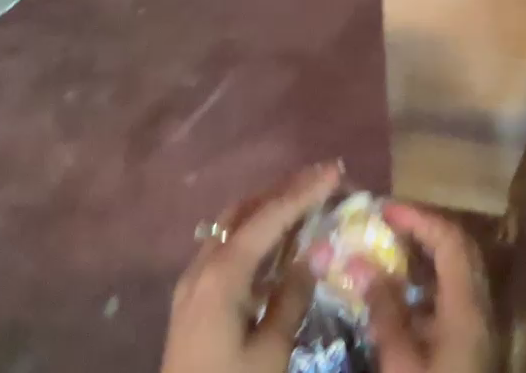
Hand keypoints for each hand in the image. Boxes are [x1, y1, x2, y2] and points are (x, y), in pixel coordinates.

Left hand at [161, 162, 342, 372]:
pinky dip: (253, 234)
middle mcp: (201, 267)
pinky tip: (276, 243)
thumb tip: (310, 258)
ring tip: (305, 201)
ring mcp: (191, 282)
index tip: (334, 171)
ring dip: (267, 209)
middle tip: (321, 178)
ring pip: (231, 227)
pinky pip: (224, 249)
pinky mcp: (191, 300)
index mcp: (222, 276)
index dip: (303, 192)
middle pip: (245, 211)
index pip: (268, 218)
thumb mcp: (270, 354)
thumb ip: (290, 300)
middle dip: (284, 190)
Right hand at [369, 204, 493, 372]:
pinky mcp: (475, 340)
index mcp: (468, 305)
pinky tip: (402, 293)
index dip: (419, 218)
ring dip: (427, 254)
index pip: (450, 241)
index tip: (386, 209)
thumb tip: (358, 262)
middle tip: (389, 223)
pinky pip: (456, 293)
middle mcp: (482, 306)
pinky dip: (430, 281)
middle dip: (424, 228)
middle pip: (460, 249)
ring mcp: (482, 323)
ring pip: (459, 271)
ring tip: (391, 250)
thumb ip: (383, 310)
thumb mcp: (401, 362)